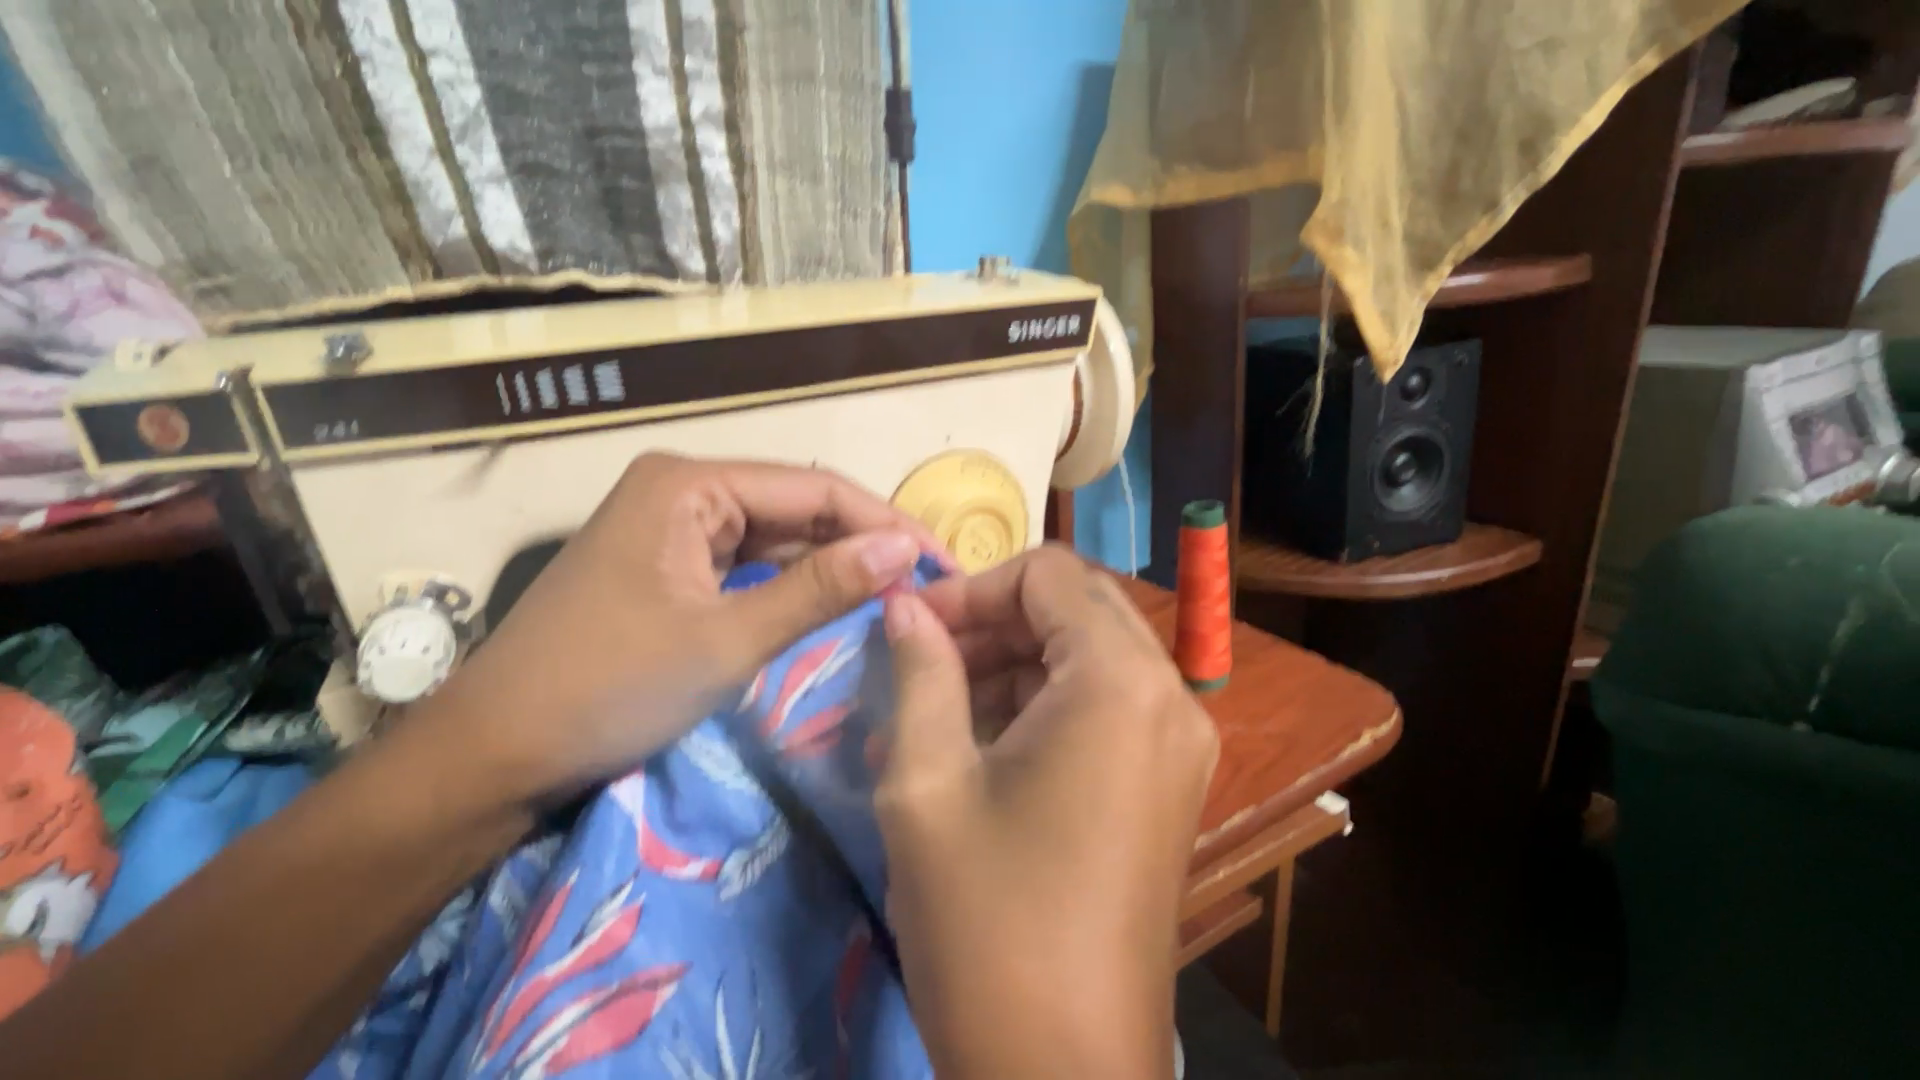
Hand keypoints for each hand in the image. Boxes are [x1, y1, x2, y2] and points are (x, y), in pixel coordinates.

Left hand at [412, 453, 947, 805]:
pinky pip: (743, 566)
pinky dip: (788, 587)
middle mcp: (680, 490)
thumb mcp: (728, 640)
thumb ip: (822, 589)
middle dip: (861, 545)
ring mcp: (668, 529)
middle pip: (795, 508)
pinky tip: (832, 606)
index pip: (815, 489)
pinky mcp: (662, 568)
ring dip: (830, 567)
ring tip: (897, 595)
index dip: (885, 523)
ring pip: (773, 539)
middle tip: (928, 586)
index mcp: (689, 484)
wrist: (494, 754)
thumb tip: (905, 547)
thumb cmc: (610, 688)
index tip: (945, 564)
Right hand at [874, 546, 1218, 1079]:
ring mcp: (1180, 746)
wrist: (1062, 1070)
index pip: (1046, 574)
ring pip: (1092, 658)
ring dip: (1015, 665)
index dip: (970, 587)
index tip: (908, 626)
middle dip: (993, 621)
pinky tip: (983, 749)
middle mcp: (1170, 698)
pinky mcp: (1169, 788)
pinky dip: (1046, 706)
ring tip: (936, 710)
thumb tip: (905, 604)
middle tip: (919, 662)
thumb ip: (919, 671)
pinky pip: (1108, 709)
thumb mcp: (926, 783)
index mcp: (1119, 682)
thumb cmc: (986, 919)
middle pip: (1076, 610)